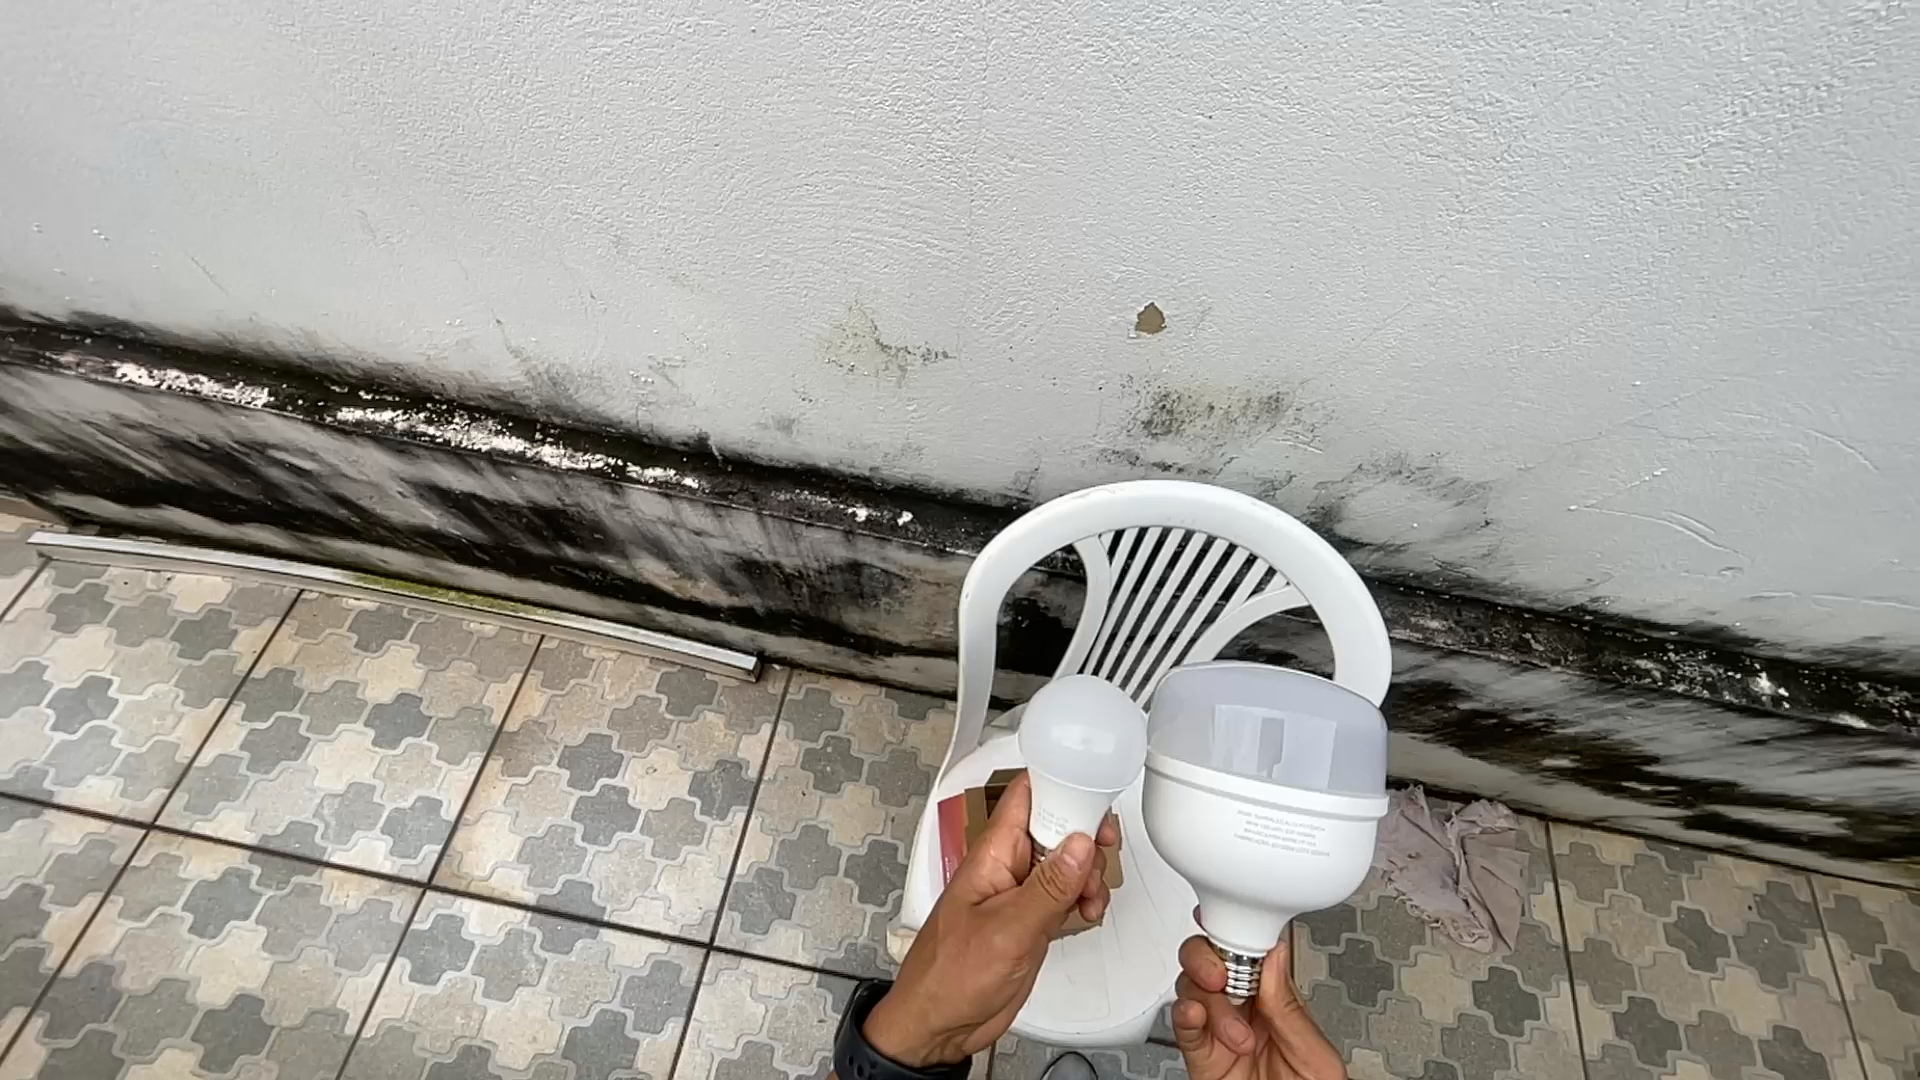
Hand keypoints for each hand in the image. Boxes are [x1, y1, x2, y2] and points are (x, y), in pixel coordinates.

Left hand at [863, 772, 1120, 1065]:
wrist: (938, 1024)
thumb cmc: (949, 974)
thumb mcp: (1007, 930)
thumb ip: (1048, 888)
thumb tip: (1079, 845)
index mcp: (994, 852)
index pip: (1027, 794)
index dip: (1060, 784)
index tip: (1094, 798)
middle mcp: (1009, 864)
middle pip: (1054, 822)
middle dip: (1084, 833)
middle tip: (1101, 852)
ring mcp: (1021, 890)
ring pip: (1066, 858)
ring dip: (1088, 871)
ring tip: (1089, 895)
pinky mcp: (1032, 917)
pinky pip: (1066, 891)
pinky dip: (1083, 898)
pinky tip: (1086, 913)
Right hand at [1170, 933, 1345, 1079]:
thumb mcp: (1317, 1061)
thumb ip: (1290, 1009)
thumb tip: (1274, 953)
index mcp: (1277, 1005)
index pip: (1251, 953)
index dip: (1239, 934)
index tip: (1239, 931)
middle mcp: (1245, 1012)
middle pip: (1211, 959)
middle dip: (1209, 956)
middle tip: (1223, 974)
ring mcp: (1219, 1032)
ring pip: (1192, 984)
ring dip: (1204, 995)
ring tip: (1231, 1028)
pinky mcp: (1199, 1056)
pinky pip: (1180, 1023)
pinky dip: (1182, 1012)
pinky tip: (1194, 1015)